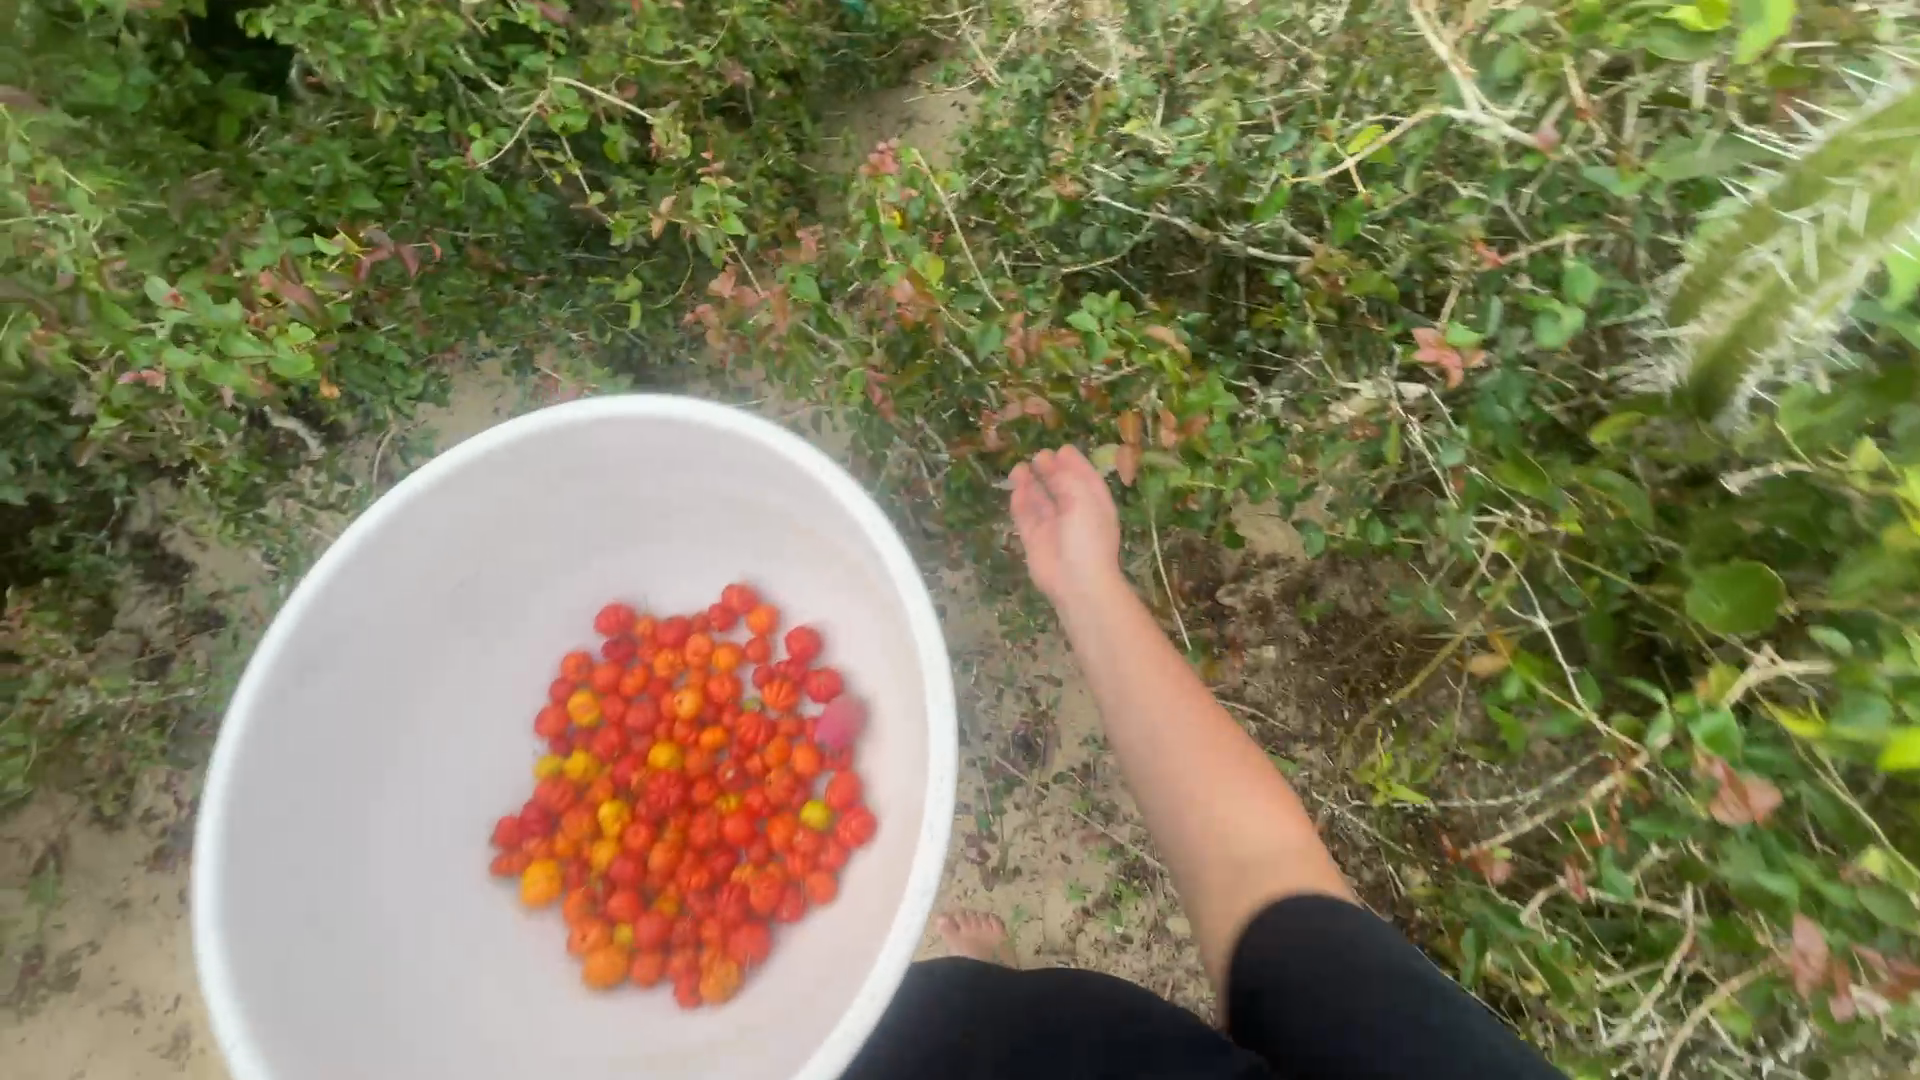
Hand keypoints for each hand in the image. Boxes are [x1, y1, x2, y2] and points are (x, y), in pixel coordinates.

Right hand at [1009, 446, 1122, 609]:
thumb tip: (1048, 461)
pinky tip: (1015, 489)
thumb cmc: (1087, 537)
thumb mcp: (1083, 500)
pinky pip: (1026, 517)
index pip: (1085, 478)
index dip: (1074, 463)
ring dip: (1031, 484)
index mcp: (1094, 503)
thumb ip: (1065, 478)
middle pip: (1061, 487)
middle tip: (1038, 456)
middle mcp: (1075, 513)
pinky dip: (1020, 502)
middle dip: (1050, 471)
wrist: (1077, 581)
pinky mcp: (1035, 540)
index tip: (1061, 449)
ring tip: (1019, 468)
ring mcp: (1054, 527)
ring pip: (1040, 500)